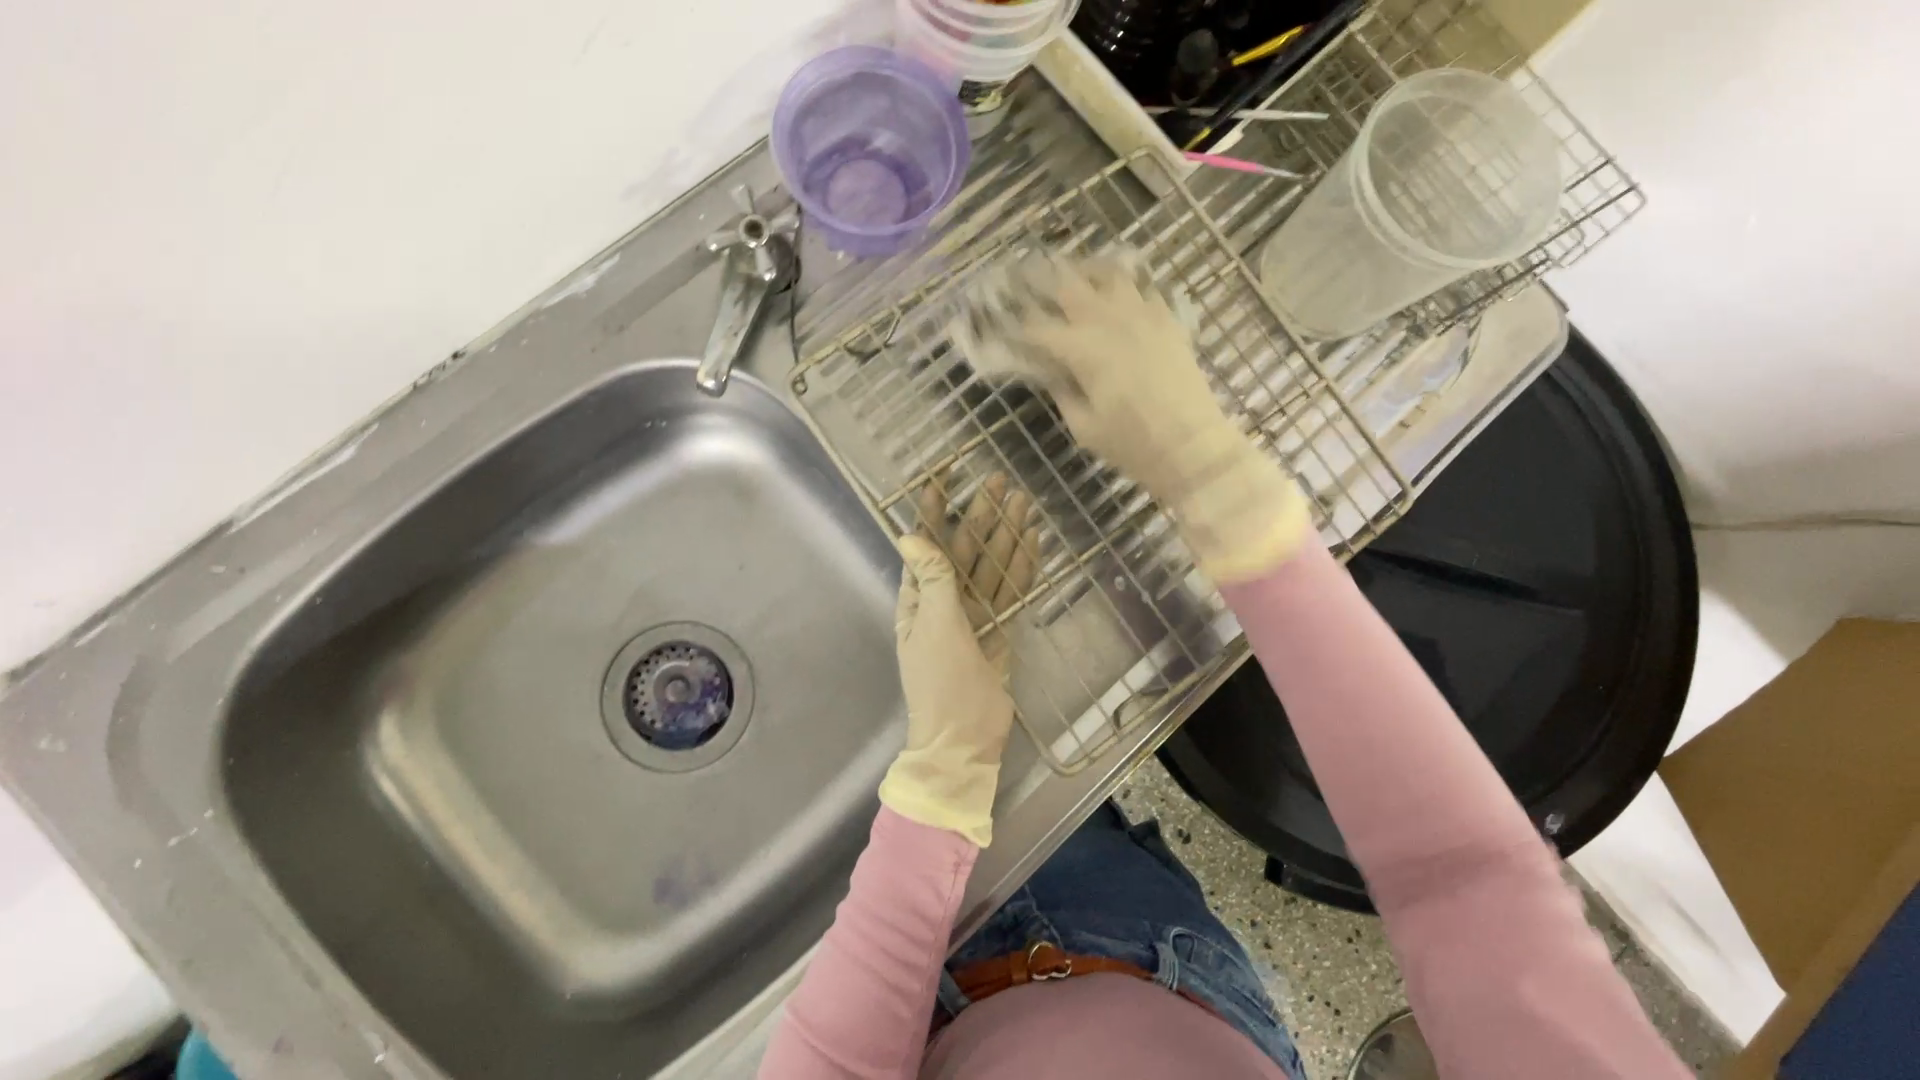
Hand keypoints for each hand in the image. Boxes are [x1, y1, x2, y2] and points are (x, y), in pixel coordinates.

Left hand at [879, 475, 1038, 847]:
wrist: (964, 737)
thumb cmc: (941, 682)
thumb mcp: (934, 625)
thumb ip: (932, 577)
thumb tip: (909, 533)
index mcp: (920, 597)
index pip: (927, 542)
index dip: (934, 509)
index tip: (944, 474)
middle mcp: (946, 600)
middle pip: (966, 548)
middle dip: (981, 515)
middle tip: (1001, 480)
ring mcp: (975, 615)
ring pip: (993, 565)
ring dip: (1007, 534)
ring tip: (1025, 500)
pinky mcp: (999, 629)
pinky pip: (1012, 590)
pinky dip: (1023, 566)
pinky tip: (1035, 541)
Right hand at [969, 252, 1311, 582]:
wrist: (1195, 448)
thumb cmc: (1133, 446)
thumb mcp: (1084, 426)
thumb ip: (1061, 391)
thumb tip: (1049, 369)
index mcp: (1082, 348)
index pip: (1036, 326)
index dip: (1012, 323)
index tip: (996, 320)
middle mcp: (1109, 320)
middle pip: (1067, 284)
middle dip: (1040, 281)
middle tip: (1022, 278)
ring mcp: (1143, 314)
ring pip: (1108, 273)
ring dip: (1083, 271)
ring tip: (1069, 274)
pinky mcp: (1168, 321)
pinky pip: (1142, 288)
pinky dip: (1122, 284)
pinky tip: (1115, 293)